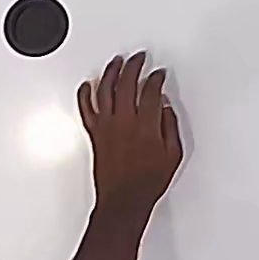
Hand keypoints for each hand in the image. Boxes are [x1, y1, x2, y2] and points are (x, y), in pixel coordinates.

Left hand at [78, 52, 182, 225]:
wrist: (124, 201)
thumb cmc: (147, 181)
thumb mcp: (173, 154)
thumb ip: (170, 126)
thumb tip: (165, 107)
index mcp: (146, 124)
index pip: (150, 90)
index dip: (156, 78)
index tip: (158, 74)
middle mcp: (124, 121)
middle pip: (127, 82)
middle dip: (134, 65)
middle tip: (138, 58)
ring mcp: (106, 125)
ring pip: (105, 89)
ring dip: (111, 71)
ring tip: (116, 62)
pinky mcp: (94, 133)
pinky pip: (86, 108)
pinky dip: (85, 94)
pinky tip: (87, 84)